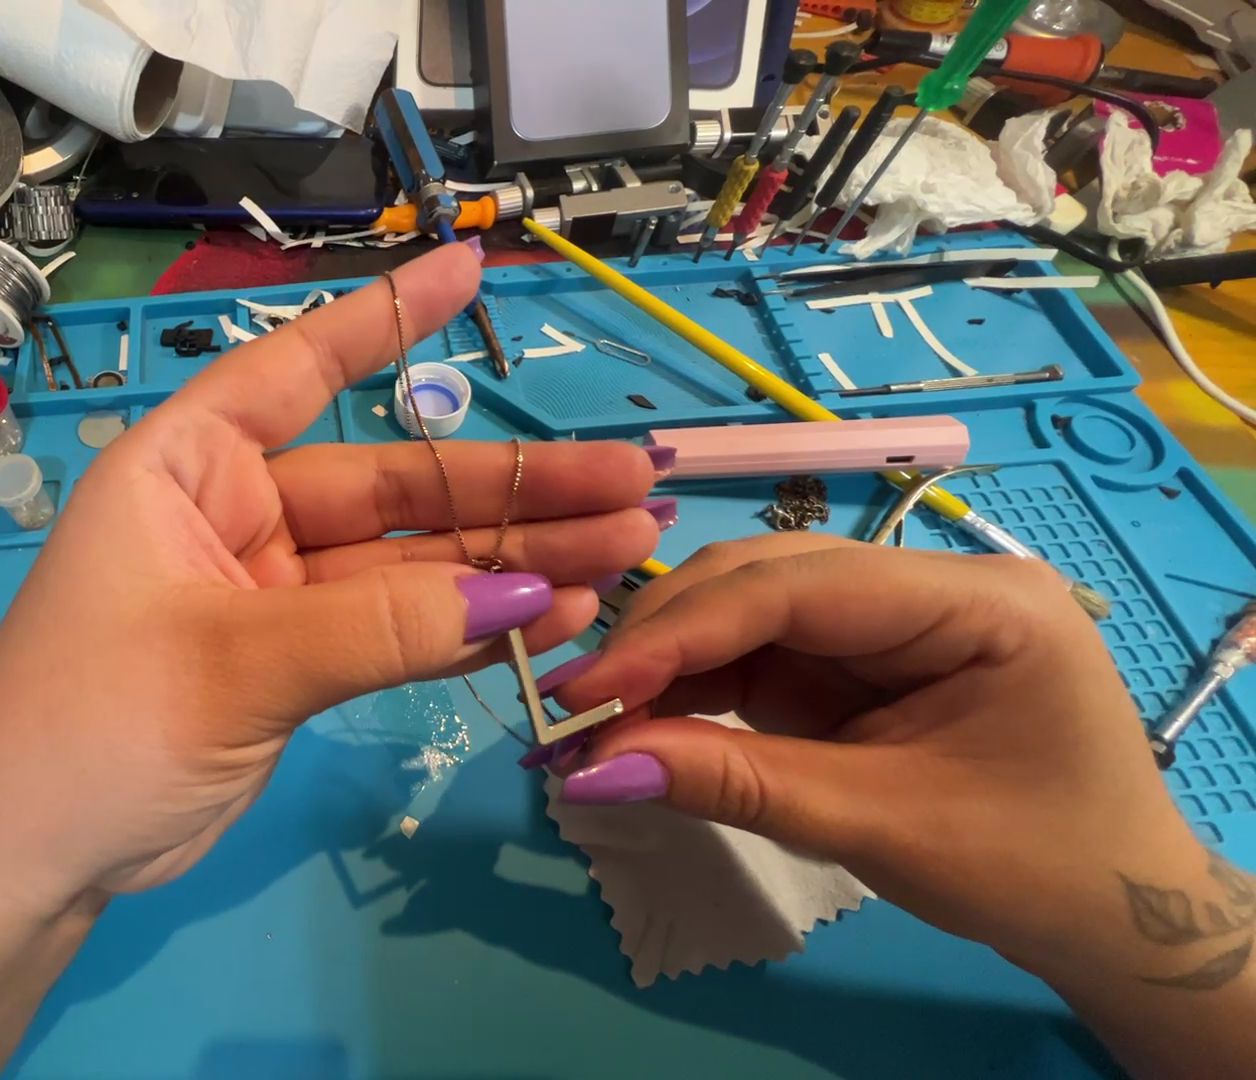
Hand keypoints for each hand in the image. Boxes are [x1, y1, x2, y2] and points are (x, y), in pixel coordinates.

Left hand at [0, 245, 668, 905]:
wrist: (34, 858)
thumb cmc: (89, 729)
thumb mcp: (232, 662)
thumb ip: (375, 626)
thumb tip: (520, 595)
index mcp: (185, 469)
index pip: (293, 369)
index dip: (383, 320)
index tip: (468, 271)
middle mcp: (234, 512)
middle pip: (388, 484)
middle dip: (506, 488)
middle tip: (627, 485)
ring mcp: (273, 589)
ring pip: (407, 562)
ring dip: (508, 561)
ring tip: (617, 556)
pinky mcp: (297, 657)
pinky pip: (394, 626)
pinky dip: (465, 624)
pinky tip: (549, 615)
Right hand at [542, 534, 1218, 976]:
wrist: (1105, 916)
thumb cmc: (1034, 870)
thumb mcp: (880, 827)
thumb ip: (732, 784)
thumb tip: (593, 770)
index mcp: (972, 601)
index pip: (790, 589)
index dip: (675, 633)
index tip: (586, 691)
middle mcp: (913, 584)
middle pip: (749, 579)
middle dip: (657, 641)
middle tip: (579, 707)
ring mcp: (868, 615)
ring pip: (729, 608)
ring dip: (657, 661)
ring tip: (597, 716)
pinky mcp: (832, 651)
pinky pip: (735, 650)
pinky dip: (679, 683)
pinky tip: (638, 714)